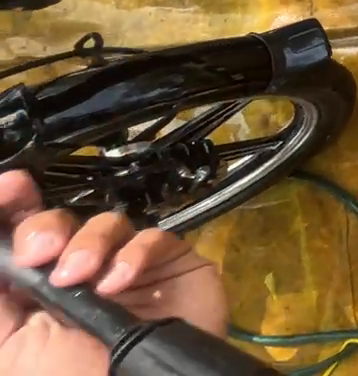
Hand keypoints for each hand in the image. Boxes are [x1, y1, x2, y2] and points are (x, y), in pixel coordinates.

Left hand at [0, 170, 227, 374]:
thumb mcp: (2, 345)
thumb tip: (0, 244)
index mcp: (22, 293)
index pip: (10, 239)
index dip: (8, 206)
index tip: (11, 185)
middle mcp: (68, 273)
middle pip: (57, 222)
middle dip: (45, 226)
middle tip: (44, 250)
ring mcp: (121, 266)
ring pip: (107, 223)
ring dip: (92, 242)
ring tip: (84, 275)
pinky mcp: (167, 261)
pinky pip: (154, 236)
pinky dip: (137, 253)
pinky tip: (122, 279)